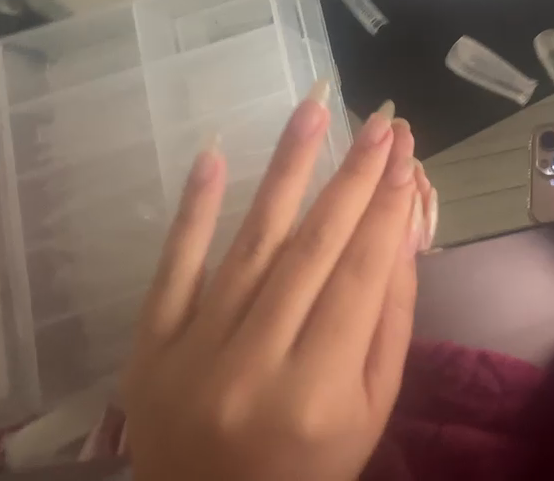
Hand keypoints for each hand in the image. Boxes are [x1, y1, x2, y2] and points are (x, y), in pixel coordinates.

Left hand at [122, 86, 435, 480]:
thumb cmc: (311, 466)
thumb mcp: (372, 407)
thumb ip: (392, 318)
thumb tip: (405, 224)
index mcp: (316, 395)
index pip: (361, 276)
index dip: (388, 209)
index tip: (407, 153)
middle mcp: (251, 370)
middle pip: (311, 250)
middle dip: (354, 177)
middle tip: (382, 121)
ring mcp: (190, 357)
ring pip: (250, 244)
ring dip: (286, 169)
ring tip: (314, 108)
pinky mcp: (146, 351)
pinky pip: (171, 269)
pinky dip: (192, 210)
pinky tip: (213, 152)